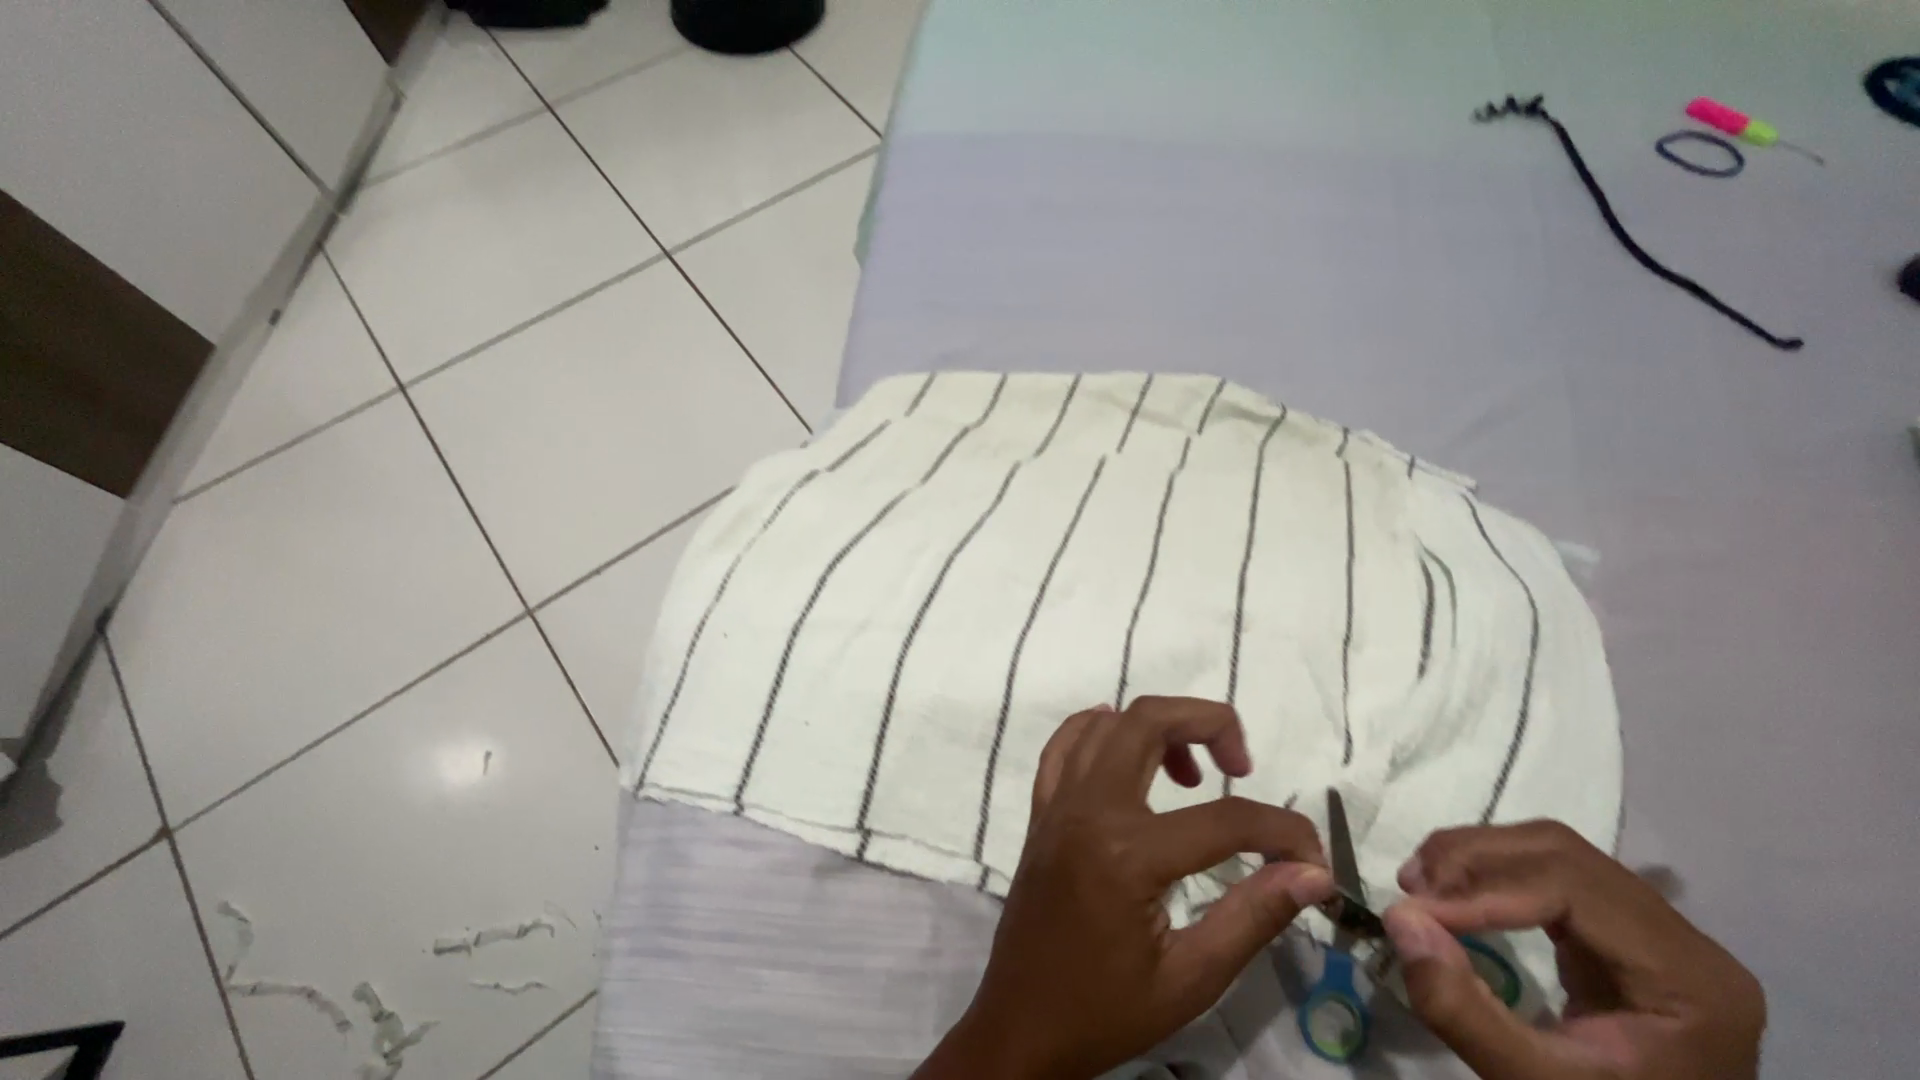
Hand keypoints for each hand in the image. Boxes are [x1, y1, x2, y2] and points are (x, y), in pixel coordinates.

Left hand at [915, 697, 1335, 1079]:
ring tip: (1191, 775)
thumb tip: (1313, 873)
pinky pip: (1064, 747)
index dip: (1284, 833)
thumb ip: (1253, 916)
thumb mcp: (1191, 979)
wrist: (1021, 1027)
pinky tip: (1126, 754)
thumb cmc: (1106, 1011)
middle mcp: (1088, 810)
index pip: (1226, 818)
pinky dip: (1098, 731)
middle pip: (1149, 721)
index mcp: (1128, 854)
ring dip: (1157, 727)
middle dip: (1211, 724)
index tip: (1312, 861)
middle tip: (1242, 767)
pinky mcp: (1040, 813)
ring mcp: (1056, 805)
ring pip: (1106, 723)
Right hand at [1384, 821, 1765, 1079]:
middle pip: (1563, 854)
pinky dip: (1496, 878)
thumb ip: (1465, 1010)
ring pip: (1555, 853)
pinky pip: (1555, 879)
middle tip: (1411, 887)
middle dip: (1476, 860)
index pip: (1573, 886)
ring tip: (1423, 888)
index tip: (1415, 909)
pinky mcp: (1624, 937)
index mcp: (1690, 978)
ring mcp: (1659, 934)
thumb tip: (1400, 919)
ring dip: (1479, 860)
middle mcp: (1686, 940)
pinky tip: (1459, 899)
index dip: (1486, 887)